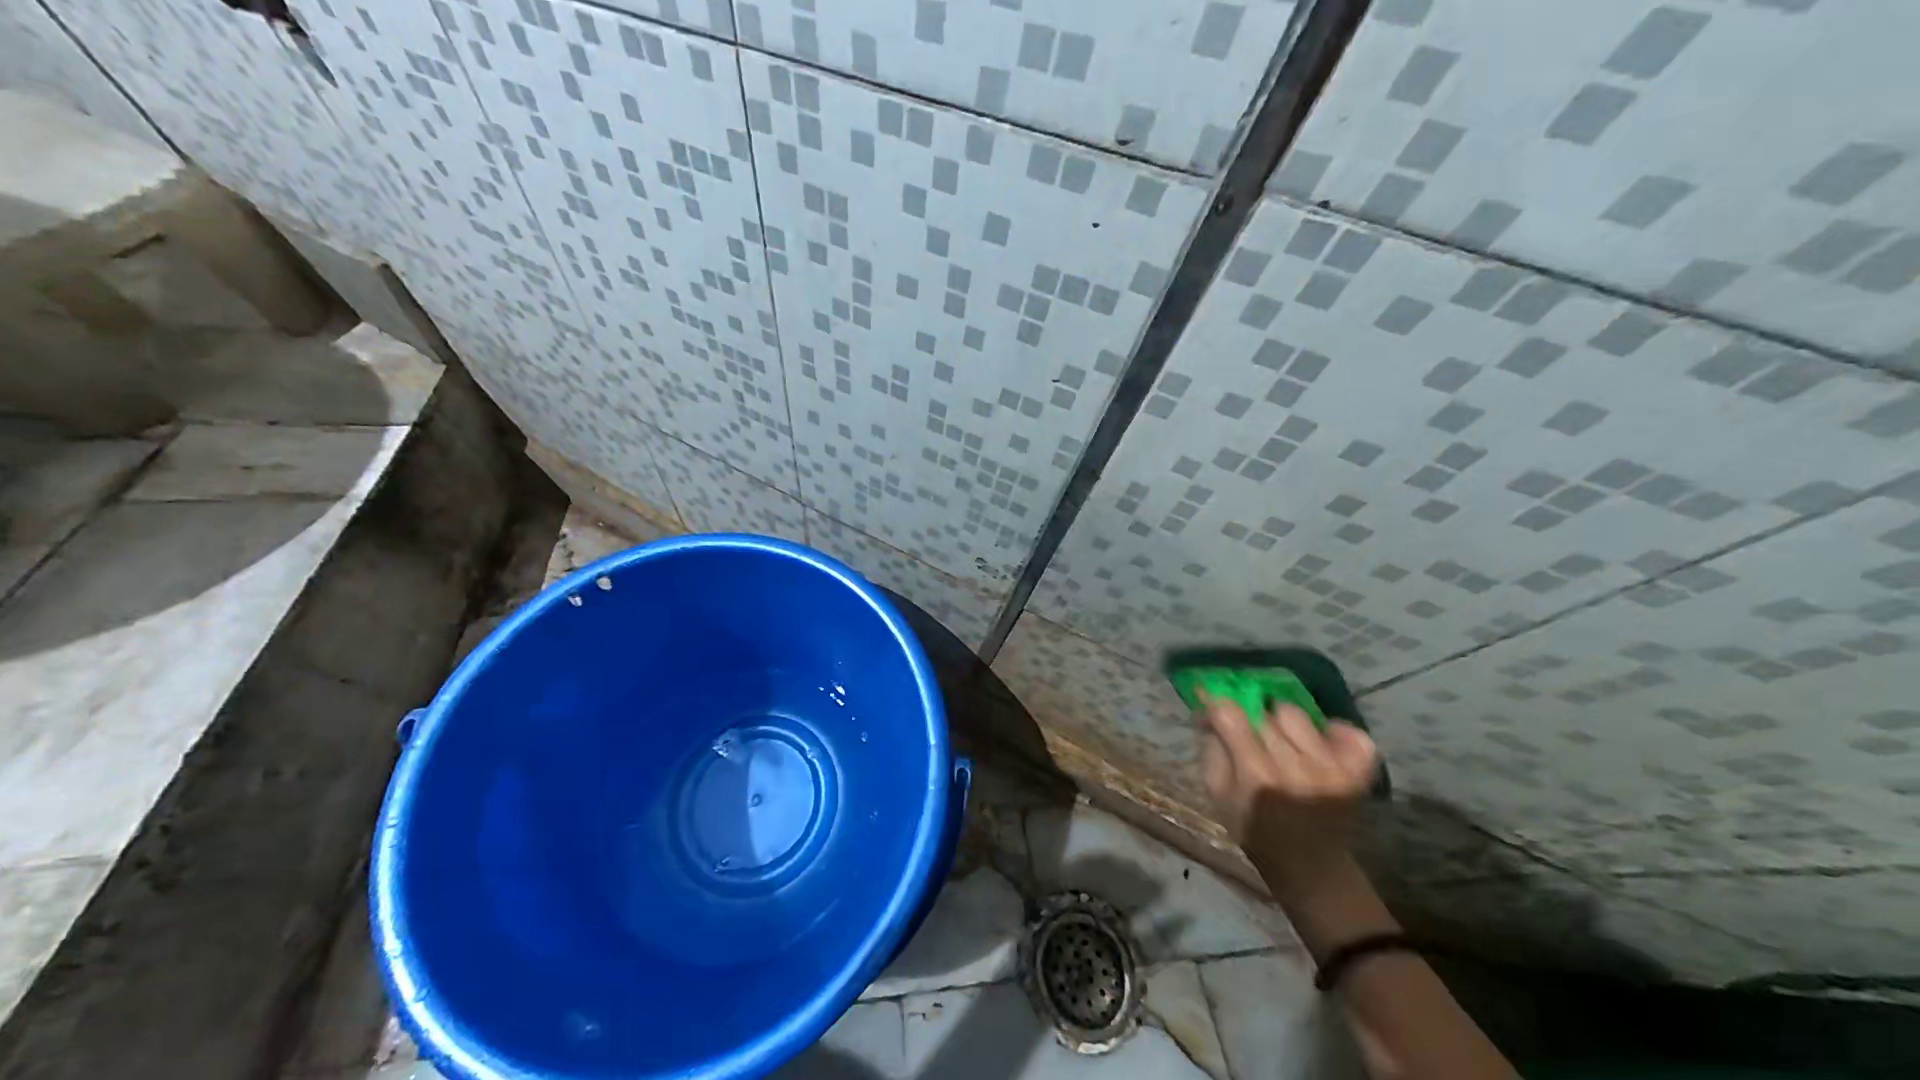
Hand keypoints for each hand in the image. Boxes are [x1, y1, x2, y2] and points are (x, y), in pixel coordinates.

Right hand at [1196, 696, 1378, 889]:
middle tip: (1249, 732)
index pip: (1230, 714)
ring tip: (1284, 742)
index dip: (1216, 701)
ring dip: (1284, 724)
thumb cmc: (1255, 830)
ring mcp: (1332, 769)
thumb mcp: (1218, 795)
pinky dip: (1334, 732)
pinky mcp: (1358, 773)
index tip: (1209, 697)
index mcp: (1256, 776)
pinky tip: (1321, 744)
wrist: (1309, 866)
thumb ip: (1213, 749)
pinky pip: (1349, 732)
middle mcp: (1295, 767)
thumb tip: (1210, 711)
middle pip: (1264, 712)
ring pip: (1297, 715)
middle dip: (1250, 718)